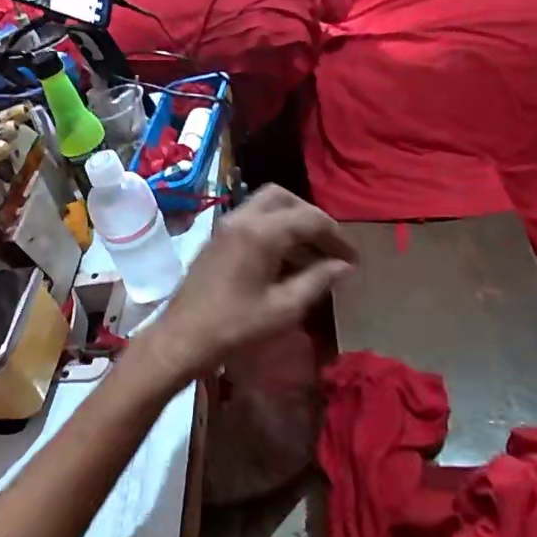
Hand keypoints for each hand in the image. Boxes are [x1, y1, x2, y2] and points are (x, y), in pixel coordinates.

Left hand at [140, 186, 356, 379]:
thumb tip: (344, 265)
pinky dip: (271, 231)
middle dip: (311, 218)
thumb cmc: (235, 325)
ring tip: (312, 257)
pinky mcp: (215, 240)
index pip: (310, 218)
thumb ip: (318, 280)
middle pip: (284, 199)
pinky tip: (284, 261)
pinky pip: (249, 221)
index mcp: (259, 231)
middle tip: (329, 248)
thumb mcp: (284, 307)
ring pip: (264, 207)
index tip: (353, 260)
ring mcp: (223, 227)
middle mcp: (240, 219)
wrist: (183, 337)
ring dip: (290, 223)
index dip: (337, 237)